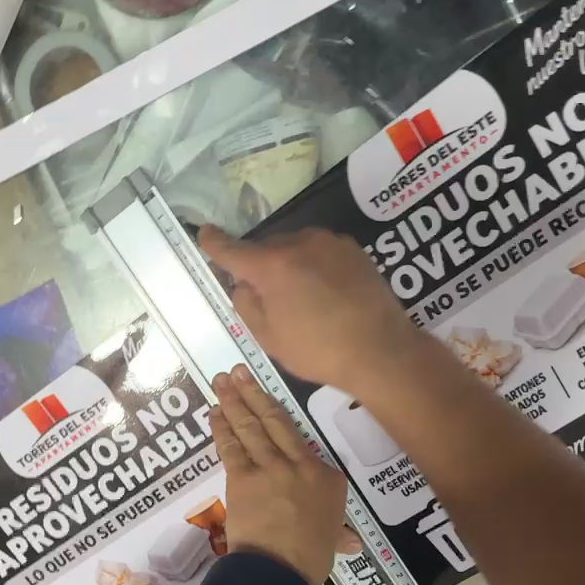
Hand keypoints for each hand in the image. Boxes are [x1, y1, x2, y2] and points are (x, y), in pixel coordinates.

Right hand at [200, 226, 434, 394]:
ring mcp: (330, 243)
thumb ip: (246, 305)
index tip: (204, 234)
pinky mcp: (353, 250)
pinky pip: (319, 253)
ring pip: (294, 249)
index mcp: (271, 265)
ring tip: (299, 301)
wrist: (380, 349)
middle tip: (266, 300)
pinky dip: (312, 268)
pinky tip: (323, 295)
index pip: (233, 250)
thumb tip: (243, 284)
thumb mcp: (268, 338)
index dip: (214, 243)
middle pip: (266, 249)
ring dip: (288, 266)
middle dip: (259, 267)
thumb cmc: (317, 350)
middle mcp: (299, 243)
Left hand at [210, 366, 355, 584]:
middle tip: (238, 371)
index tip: (268, 405)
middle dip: (254, 393)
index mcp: (328, 478)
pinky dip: (221, 428)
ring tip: (221, 380)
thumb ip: (339, 534)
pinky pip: (231, 446)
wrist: (281, 569)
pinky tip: (214, 412)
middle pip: (274, 421)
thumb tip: (350, 542)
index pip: (303, 446)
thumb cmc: (310, 558)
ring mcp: (271, 468)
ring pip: (251, 427)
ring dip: (234, 401)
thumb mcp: (332, 540)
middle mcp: (301, 465)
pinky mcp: (243, 477)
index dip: (281, 422)